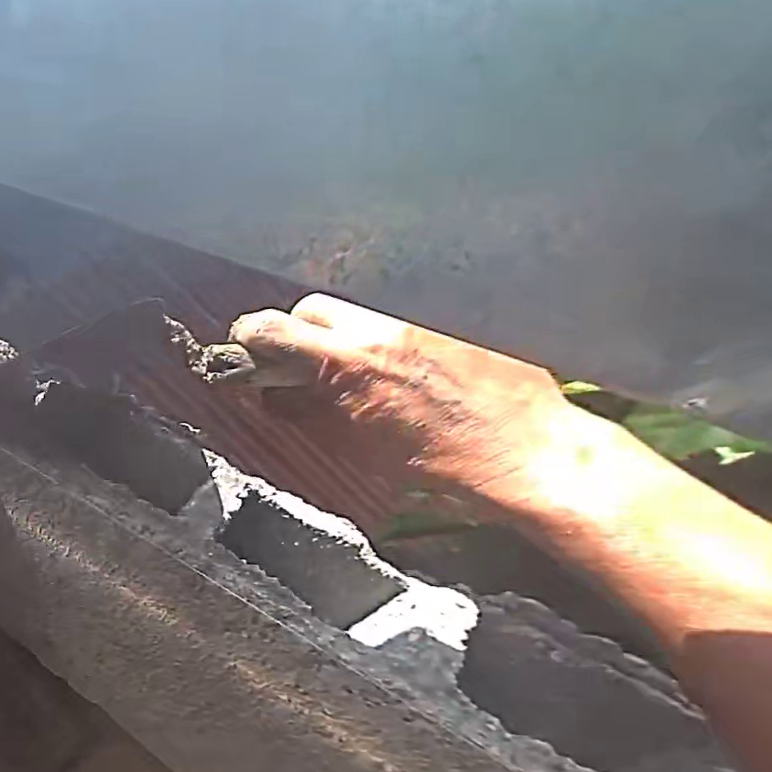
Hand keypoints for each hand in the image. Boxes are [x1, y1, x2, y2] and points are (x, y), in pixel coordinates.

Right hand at [226, 293, 589, 509]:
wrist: (526, 454)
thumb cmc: (445, 463)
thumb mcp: (351, 444)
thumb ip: (301, 410)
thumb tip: (270, 394)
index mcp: (348, 363)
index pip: (270, 328)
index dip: (247, 341)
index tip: (245, 356)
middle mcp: (381, 330)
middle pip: (307, 308)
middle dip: (293, 334)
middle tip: (294, 367)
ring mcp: (418, 320)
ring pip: (352, 313)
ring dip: (334, 337)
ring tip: (344, 374)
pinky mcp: (448, 321)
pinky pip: (392, 321)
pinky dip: (375, 342)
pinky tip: (387, 373)